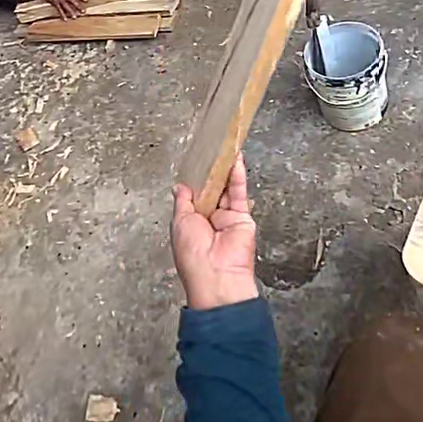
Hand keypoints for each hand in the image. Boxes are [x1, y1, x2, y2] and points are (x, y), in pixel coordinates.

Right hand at [34, 0, 87, 18]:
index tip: (86, 1)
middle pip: (74, 2)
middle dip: (79, 7)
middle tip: (84, 12)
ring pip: (67, 7)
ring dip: (72, 12)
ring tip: (75, 17)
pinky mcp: (55, 3)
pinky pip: (60, 10)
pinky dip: (63, 15)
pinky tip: (65, 19)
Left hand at [170, 155, 257, 310]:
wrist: (216, 274)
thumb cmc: (192, 253)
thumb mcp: (180, 222)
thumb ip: (183, 202)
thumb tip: (179, 186)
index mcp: (191, 222)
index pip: (194, 196)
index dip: (195, 180)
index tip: (195, 161)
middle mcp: (209, 218)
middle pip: (212, 189)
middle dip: (211, 172)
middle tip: (211, 150)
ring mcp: (227, 217)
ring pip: (226, 188)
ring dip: (225, 169)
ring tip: (225, 147)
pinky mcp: (243, 216)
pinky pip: (239, 192)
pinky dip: (238, 175)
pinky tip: (236, 158)